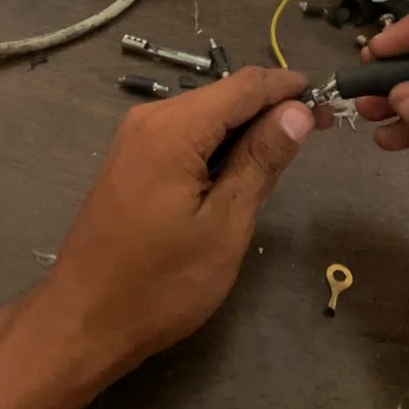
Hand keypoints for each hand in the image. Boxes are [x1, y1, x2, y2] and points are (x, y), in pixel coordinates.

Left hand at [0, 66, 328, 408]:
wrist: (82, 321)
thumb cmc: (160, 284)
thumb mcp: (224, 226)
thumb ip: (261, 161)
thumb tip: (297, 111)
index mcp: (173, 127)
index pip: (243, 86)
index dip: (287, 87)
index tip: (326, 98)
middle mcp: (151, 117)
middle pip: (223, 96)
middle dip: (270, 108)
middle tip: (315, 128)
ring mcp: (136, 136)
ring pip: (205, 114)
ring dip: (245, 127)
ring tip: (286, 151)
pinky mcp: (132, 157)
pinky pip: (185, 134)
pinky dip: (218, 143)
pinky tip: (241, 168)